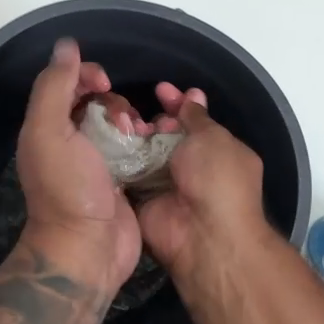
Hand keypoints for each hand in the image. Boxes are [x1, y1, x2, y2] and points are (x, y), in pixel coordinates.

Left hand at [11, 39, 141, 296]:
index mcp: (48, 129)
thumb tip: (66, 46)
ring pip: (121, 125)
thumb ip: (55, 87)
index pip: (68, 85)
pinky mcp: (123, 181)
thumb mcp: (49, 132)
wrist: (88, 249)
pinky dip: (145, 144)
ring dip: (133, 123)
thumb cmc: (67, 190)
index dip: (87, 75)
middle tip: (121, 122)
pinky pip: (137, 150)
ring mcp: (99, 164)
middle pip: (99, 102)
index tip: (104, 83)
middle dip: (115, 102)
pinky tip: (152, 147)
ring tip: (138, 136)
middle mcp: (71, 143)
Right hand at [135, 83, 273, 284]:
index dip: (178, 103)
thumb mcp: (213, 138)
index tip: (161, 89)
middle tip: (141, 116)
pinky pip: (127, 174)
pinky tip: (106, 141)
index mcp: (217, 151)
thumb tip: (192, 95)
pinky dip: (117, 159)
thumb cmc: (217, 179)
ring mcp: (165, 185)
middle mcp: (191, 167)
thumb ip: (197, 117)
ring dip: (134, 137)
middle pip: (165, 135)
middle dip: (155, 121)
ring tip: (123, 125)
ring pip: (144, 152)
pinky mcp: (141, 200)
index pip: (194, 121)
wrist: (203, 235)